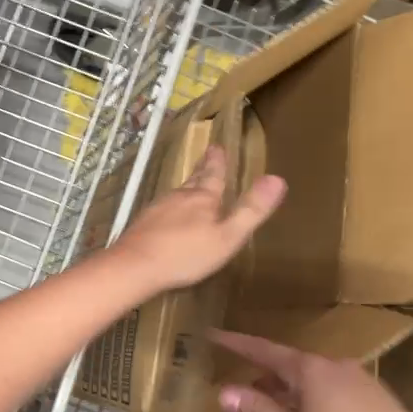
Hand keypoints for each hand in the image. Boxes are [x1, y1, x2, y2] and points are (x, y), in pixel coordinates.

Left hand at [109, 146, 284, 292]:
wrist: (135, 266)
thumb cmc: (186, 254)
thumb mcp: (228, 236)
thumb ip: (251, 210)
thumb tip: (277, 178)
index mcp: (202, 199)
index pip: (214, 175)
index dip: (217, 162)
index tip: (217, 145)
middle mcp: (179, 197)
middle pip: (193, 179)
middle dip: (202, 168)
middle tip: (206, 154)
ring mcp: (158, 208)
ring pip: (177, 193)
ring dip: (188, 186)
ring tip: (193, 183)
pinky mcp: (143, 222)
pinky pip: (163, 208)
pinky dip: (172, 206)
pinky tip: (170, 213)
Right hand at [208, 329, 412, 411]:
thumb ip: (257, 409)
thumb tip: (223, 391)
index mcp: (309, 368)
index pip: (264, 349)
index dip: (237, 344)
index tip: (215, 334)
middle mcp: (335, 365)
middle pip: (292, 365)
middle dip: (268, 377)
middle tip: (250, 392)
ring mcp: (363, 380)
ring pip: (318, 379)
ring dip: (295, 390)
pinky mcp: (382, 400)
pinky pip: (340, 391)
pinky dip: (321, 399)